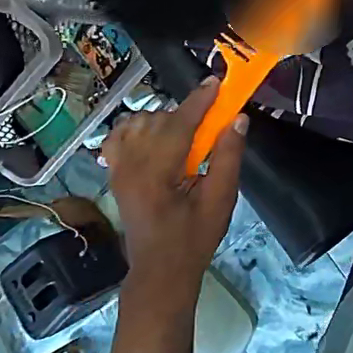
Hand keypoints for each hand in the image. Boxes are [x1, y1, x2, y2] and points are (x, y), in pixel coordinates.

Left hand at [101, 77, 246, 296]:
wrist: (160, 270)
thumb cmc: (195, 238)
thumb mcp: (220, 200)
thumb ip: (228, 157)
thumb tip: (237, 119)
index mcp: (157, 174)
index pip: (179, 124)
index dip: (199, 101)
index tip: (216, 82)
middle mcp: (131, 166)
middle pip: (159, 120)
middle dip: (187, 114)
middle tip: (212, 123)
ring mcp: (118, 169)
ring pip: (138, 123)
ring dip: (164, 121)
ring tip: (186, 137)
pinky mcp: (114, 173)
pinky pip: (120, 136)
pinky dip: (137, 128)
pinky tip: (155, 138)